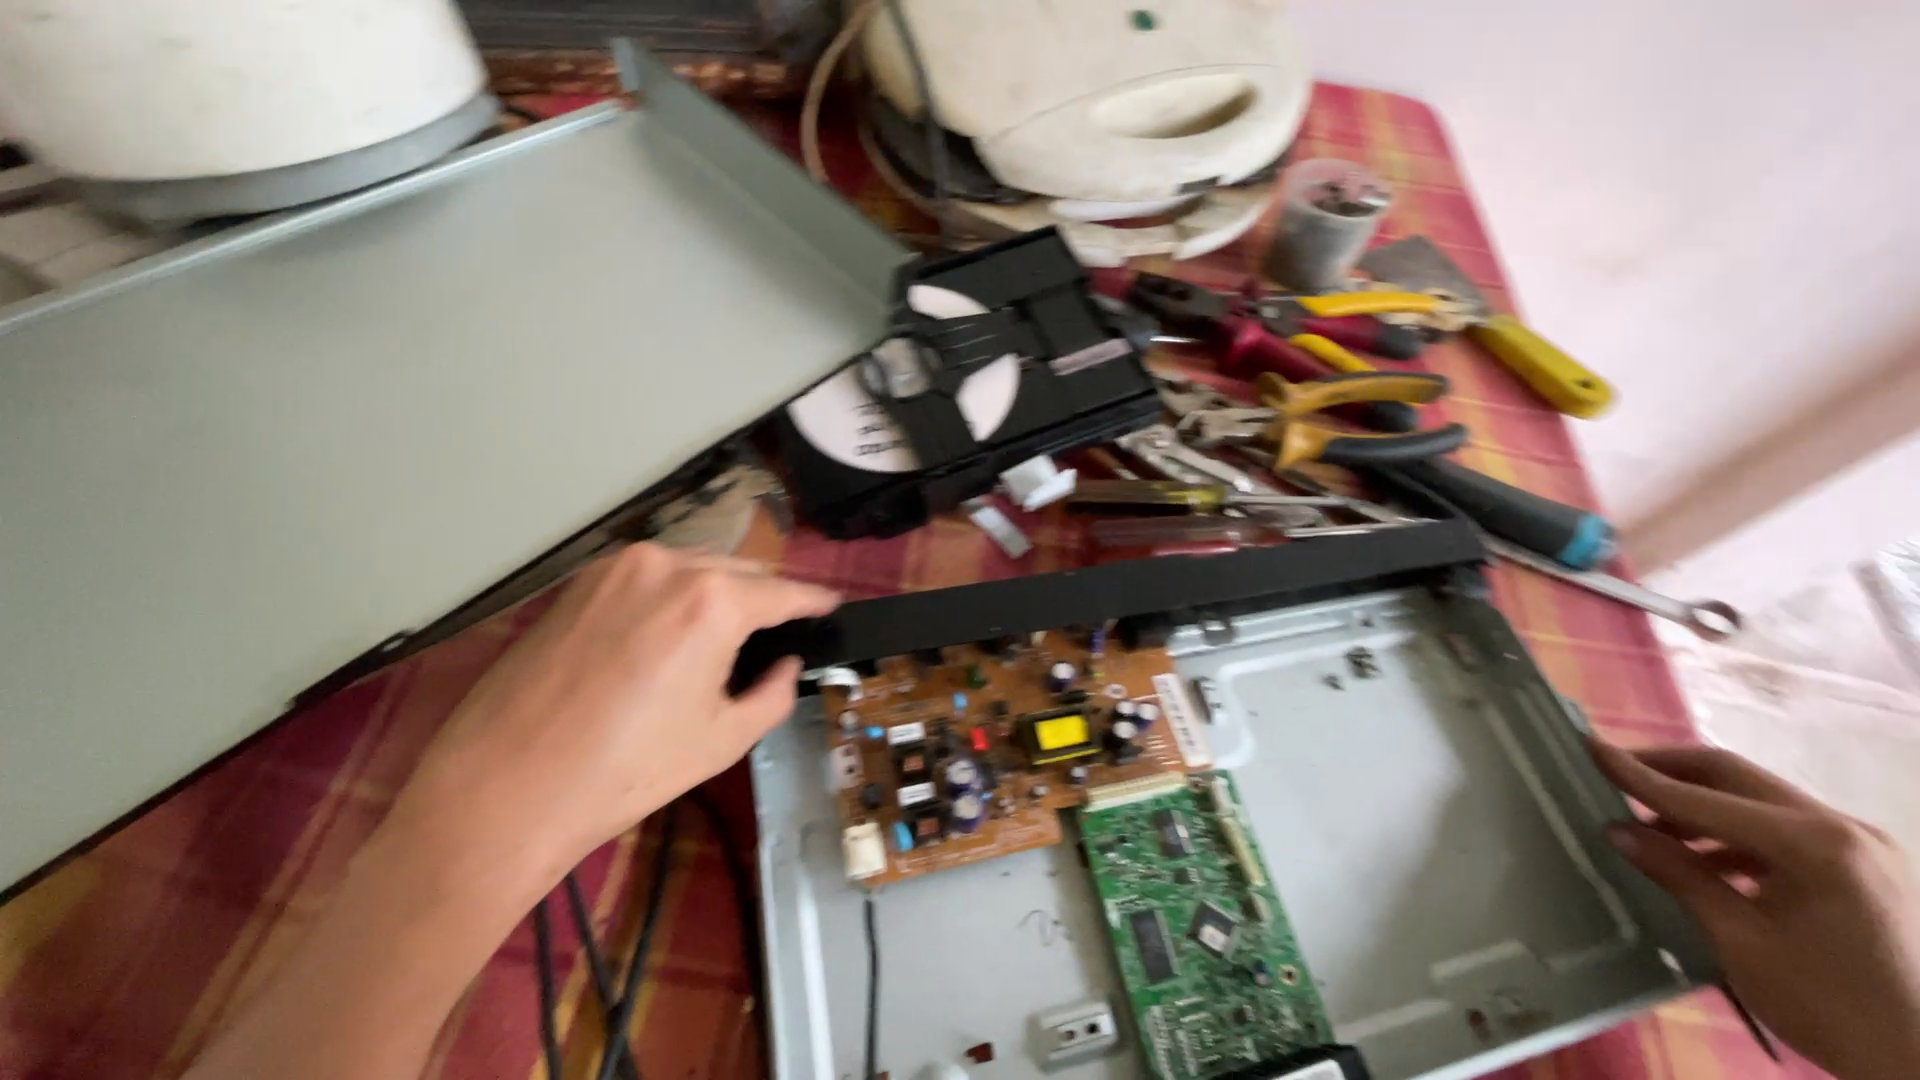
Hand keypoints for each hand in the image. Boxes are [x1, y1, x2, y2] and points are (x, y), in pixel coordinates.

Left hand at [386, 543, 838, 891]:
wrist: (503, 787)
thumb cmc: (625, 771)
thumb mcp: (723, 739)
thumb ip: (773, 691)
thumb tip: (785, 663)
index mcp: (713, 601)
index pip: (785, 591)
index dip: (815, 602)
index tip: (832, 608)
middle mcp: (668, 565)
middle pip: (741, 570)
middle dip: (767, 597)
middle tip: (777, 636)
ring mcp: (617, 567)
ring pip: (695, 567)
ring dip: (720, 592)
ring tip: (722, 638)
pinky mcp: (580, 581)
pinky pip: (650, 576)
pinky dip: (674, 594)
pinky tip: (668, 635)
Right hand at [1591, 739, 1919, 1079]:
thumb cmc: (1833, 1008)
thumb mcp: (1739, 942)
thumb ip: (1678, 875)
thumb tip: (1617, 830)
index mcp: (1814, 844)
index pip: (1702, 795)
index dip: (1637, 773)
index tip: (1588, 747)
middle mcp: (1843, 827)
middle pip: (1734, 776)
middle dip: (1667, 772)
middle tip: (1610, 774)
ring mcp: (1863, 844)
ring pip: (1757, 799)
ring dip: (1698, 805)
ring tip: (1648, 827)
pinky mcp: (1867, 865)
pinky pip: (1784, 828)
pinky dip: (1733, 833)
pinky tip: (1703, 860)